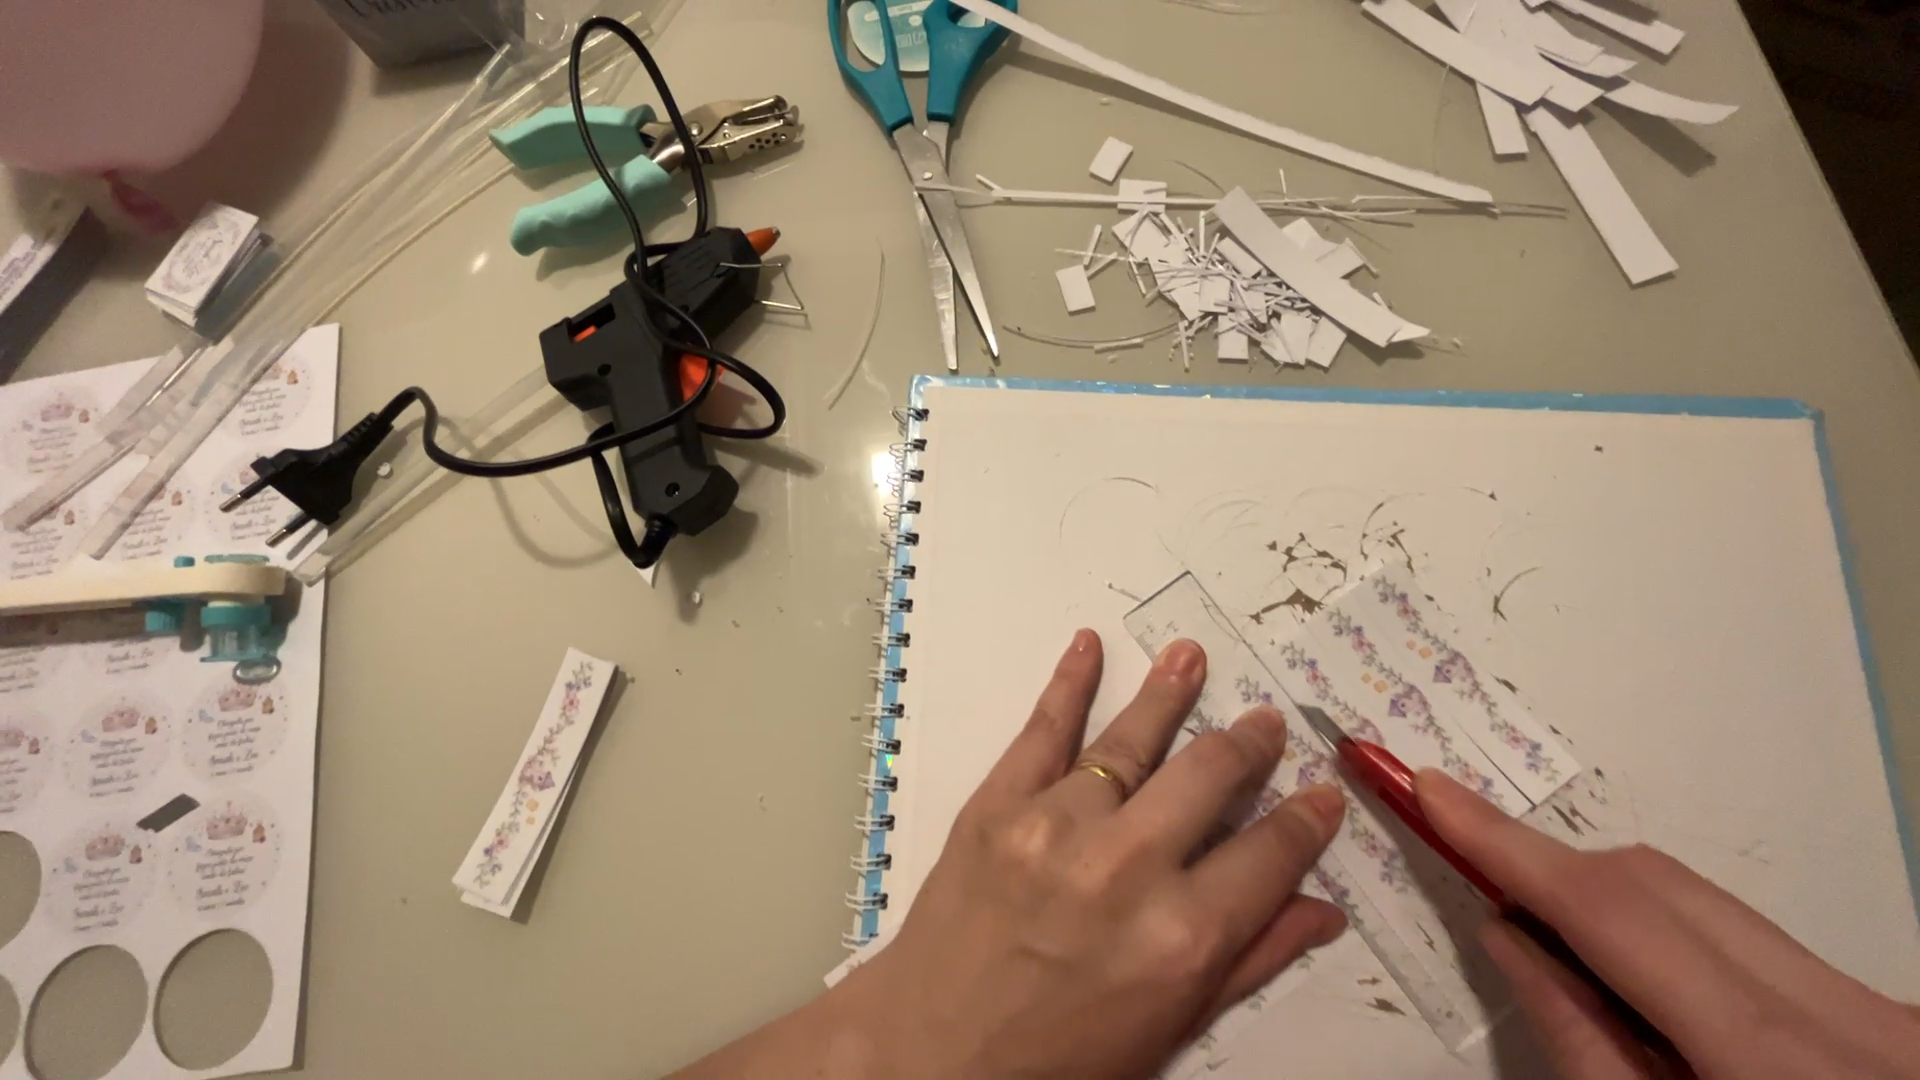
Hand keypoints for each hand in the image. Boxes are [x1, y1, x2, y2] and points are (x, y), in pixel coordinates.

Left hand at [841, 632, 1347, 1077]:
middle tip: (1266, 720)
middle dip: (1246, 744)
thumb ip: (1249, 961)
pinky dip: (1068, 682)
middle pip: (1207, 777)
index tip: (1323, 790)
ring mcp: (1056, 822)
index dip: (1306, 820)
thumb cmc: (1061, 1058)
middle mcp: (1127, 865)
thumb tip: (1322, 908)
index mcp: (1182, 935)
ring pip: (1130, 740)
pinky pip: (1042, 730)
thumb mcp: (1170, 1031)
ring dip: (1167, 692)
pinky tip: (1089, 646)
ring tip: (1191, 655)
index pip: (1268, 855)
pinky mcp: (997, 802)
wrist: (935, 1052)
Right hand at [1417, 770, 1919, 1079]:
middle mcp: (1861, 1020)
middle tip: (1488, 891)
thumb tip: (1504, 929)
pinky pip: (1747, 935)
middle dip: (1554, 873)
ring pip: (1700, 899)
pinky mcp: (1897, 1013)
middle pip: (1656, 883)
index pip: (1611, 911)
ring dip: (1611, 908)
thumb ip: (1577, 1034)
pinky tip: (1660, 1000)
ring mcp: (1891, 1010)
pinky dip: (1670, 938)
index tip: (1431, 788)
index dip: (1507, 843)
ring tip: (1581, 970)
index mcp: (1787, 1067)